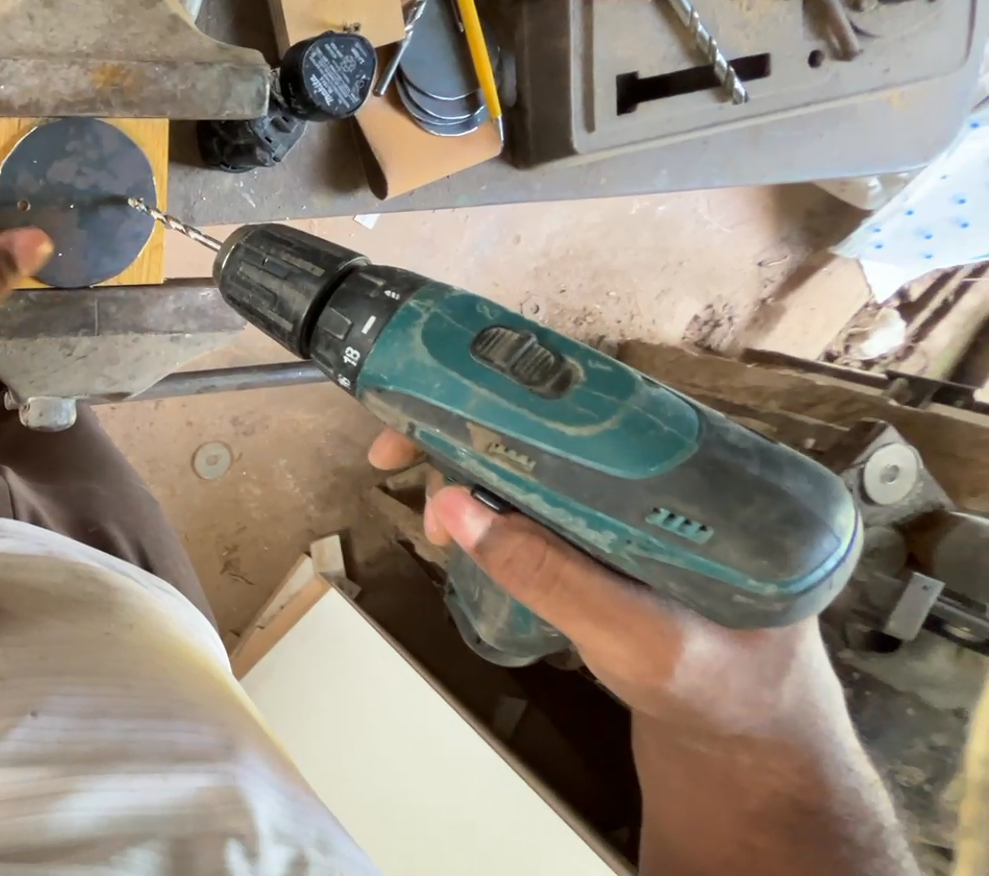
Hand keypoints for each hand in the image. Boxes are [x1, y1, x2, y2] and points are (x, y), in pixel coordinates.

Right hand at [367, 431, 850, 745]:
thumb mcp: (639, 639)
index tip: (427, 408)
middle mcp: (661, 476)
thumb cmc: (723, 692)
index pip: (587, 409)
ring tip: (438, 532)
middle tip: (401, 470)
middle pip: (546, 433)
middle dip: (464, 447)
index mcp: (695, 472)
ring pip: (532, 470)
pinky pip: (536, 504)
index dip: (501, 404)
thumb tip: (451, 503)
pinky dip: (489, 513)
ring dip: (470, 486)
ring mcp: (632, 507)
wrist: (750, 748)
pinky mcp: (609, 536)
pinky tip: (469, 539)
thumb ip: (551, 576)